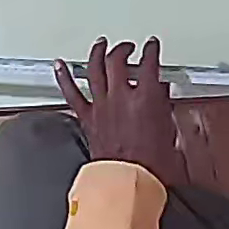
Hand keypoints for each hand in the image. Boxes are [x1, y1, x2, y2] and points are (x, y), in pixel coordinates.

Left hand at [54, 37, 187, 186]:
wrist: (128, 184)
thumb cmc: (151, 167)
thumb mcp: (168, 132)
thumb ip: (163, 107)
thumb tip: (161, 93)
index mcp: (146, 98)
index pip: (149, 64)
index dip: (151, 50)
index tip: (152, 45)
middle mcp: (121, 96)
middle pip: (117, 60)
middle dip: (123, 49)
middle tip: (127, 47)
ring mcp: (101, 105)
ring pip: (95, 68)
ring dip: (97, 52)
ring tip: (100, 44)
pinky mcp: (87, 117)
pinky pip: (72, 93)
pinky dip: (64, 76)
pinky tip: (60, 65)